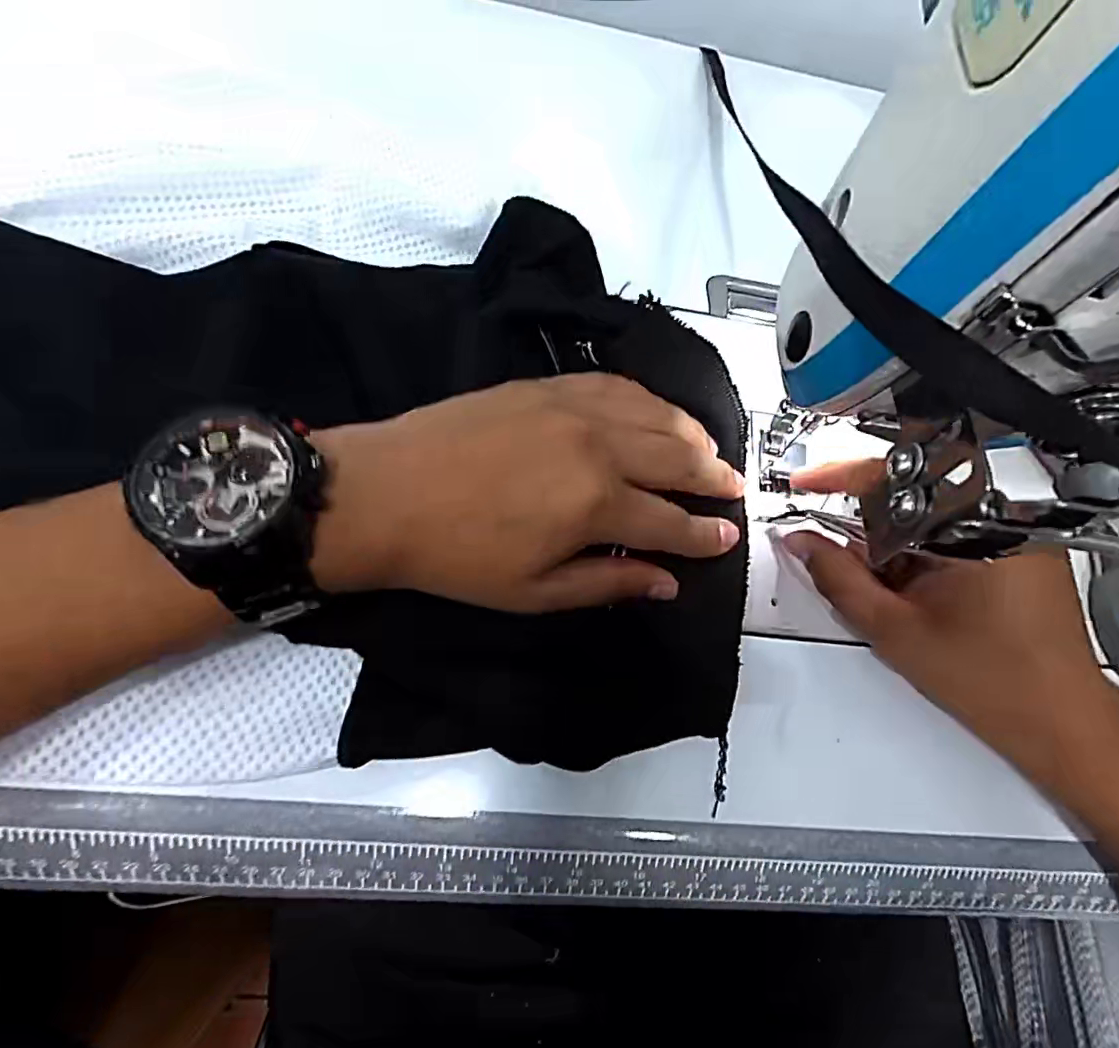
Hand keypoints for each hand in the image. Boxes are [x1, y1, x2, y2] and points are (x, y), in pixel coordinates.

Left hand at [306, 374, 742, 612]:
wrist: (384, 492)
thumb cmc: (458, 555)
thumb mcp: (534, 591)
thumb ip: (608, 581)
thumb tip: (666, 582)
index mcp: (596, 503)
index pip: (671, 520)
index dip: (705, 533)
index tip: (729, 537)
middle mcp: (598, 445)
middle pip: (677, 458)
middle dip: (714, 477)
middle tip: (734, 489)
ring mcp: (573, 406)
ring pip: (656, 414)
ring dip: (691, 435)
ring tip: (707, 452)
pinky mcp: (547, 385)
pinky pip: (617, 385)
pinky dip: (649, 400)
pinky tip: (656, 412)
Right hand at [780, 459, 1118, 768]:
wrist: (1058, 718)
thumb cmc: (1000, 684)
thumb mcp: (895, 629)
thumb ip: (838, 578)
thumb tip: (805, 545)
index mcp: (976, 525)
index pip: (892, 481)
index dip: (837, 479)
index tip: (808, 483)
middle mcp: (1002, 518)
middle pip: (908, 500)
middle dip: (868, 532)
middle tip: (852, 570)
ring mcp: (1014, 533)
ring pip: (926, 520)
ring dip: (895, 550)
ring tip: (905, 603)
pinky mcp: (1018, 550)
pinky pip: (952, 534)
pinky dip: (922, 558)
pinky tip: (924, 599)